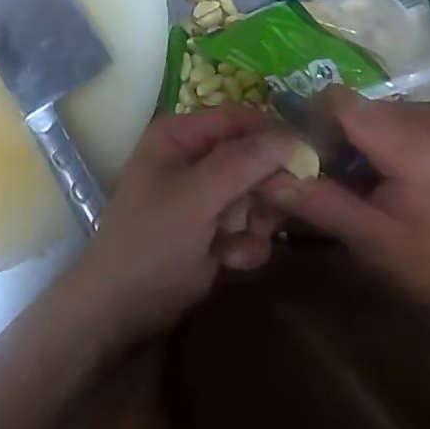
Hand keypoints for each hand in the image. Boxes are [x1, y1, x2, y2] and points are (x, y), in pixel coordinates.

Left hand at [58, 108, 296, 343]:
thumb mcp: (196, 197)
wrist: (122, 310)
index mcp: (180, 134)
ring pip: (257, 193)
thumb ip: (243, 163)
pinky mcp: (213, 228)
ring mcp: (204, 194)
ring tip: (238, 244)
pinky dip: (246, 243)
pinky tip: (229, 261)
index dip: (273, 136)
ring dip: (257, 222)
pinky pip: (250, 224)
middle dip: (264, 191)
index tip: (308, 161)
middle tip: (269, 217)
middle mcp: (193, 156)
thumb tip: (293, 137)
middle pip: (253, 157)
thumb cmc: (151, 242)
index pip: (240, 118)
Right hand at [262, 88, 429, 323]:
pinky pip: (392, 121)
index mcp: (408, 138)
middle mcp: (425, 112)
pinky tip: (390, 184)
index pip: (334, 100)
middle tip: (332, 188)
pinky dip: (377, 144)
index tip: (306, 166)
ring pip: (369, 114)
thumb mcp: (372, 240)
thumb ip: (316, 202)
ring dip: (354, 144)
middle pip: (351, 107)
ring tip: (364, 191)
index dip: (309, 126)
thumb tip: (261, 178)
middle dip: (331, 141)